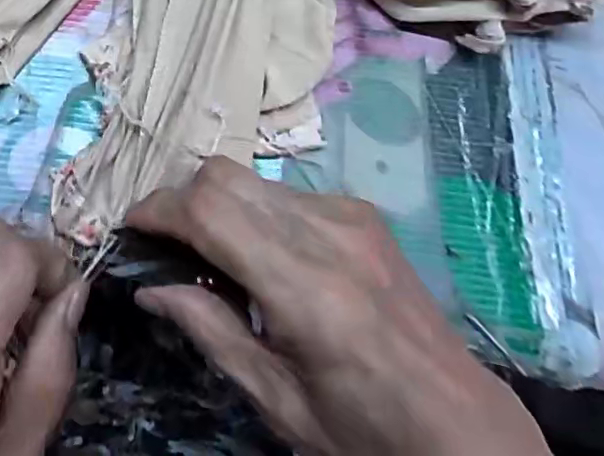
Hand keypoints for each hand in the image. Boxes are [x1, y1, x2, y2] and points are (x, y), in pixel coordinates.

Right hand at [127, 158, 547, 455]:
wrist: (471, 435)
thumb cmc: (367, 435)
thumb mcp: (278, 401)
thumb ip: (208, 330)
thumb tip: (148, 286)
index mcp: (307, 289)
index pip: (209, 210)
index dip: (158, 209)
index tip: (131, 227)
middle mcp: (327, 233)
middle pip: (222, 174)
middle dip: (180, 198)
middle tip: (166, 241)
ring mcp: (349, 215)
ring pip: (248, 177)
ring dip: (215, 202)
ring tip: (213, 250)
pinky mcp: (362, 212)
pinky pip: (283, 191)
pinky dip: (252, 210)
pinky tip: (263, 253)